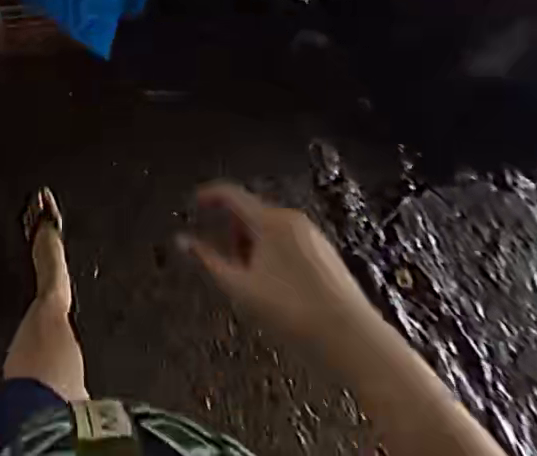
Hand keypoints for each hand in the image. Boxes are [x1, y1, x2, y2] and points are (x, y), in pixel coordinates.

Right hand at [177, 182, 377, 347]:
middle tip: (228, 264)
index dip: (208, 195)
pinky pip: (288, 241)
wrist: (355, 342)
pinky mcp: (327, 253)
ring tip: (254, 282)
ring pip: (269, 229)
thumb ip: (207, 260)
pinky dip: (273, 253)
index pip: (230, 193)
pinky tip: (278, 287)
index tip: (193, 203)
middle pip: (250, 214)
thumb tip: (181, 240)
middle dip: (233, 233)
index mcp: (269, 220)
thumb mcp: (240, 288)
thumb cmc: (292, 312)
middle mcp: (292, 219)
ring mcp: (313, 235)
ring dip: (252, 246)